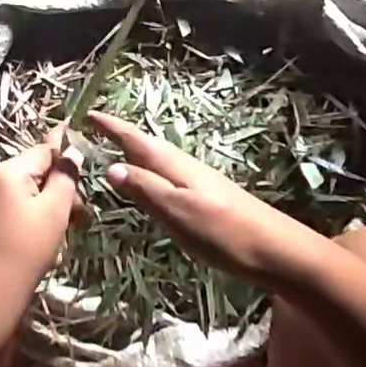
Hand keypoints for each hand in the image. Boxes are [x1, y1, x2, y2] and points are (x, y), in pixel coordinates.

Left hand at [0, 135, 78, 299]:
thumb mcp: (54, 210)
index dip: (67, 156)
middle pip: (34, 171)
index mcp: (7, 170)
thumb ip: (65, 177)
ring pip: (25, 192)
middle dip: (60, 188)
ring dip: (48, 205)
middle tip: (81, 214)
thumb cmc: (25, 248)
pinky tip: (45, 238)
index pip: (44, 150)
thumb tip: (71, 152)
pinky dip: (32, 216)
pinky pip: (13, 208)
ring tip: (67, 229)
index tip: (88, 160)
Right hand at [88, 111, 329, 286]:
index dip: (111, 126)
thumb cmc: (225, 231)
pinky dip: (147, 172)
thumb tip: (109, 167)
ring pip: (155, 159)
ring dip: (132, 153)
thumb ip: (145, 188)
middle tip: (91, 131)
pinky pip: (165, 175)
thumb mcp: (178, 210)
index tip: (87, 115)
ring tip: (110, 152)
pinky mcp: (204, 198)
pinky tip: (146, 184)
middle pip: (144, 144)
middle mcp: (183, 166)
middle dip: (118, 136)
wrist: (278, 251)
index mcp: (174, 164)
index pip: (135, 138)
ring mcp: (195, 181)